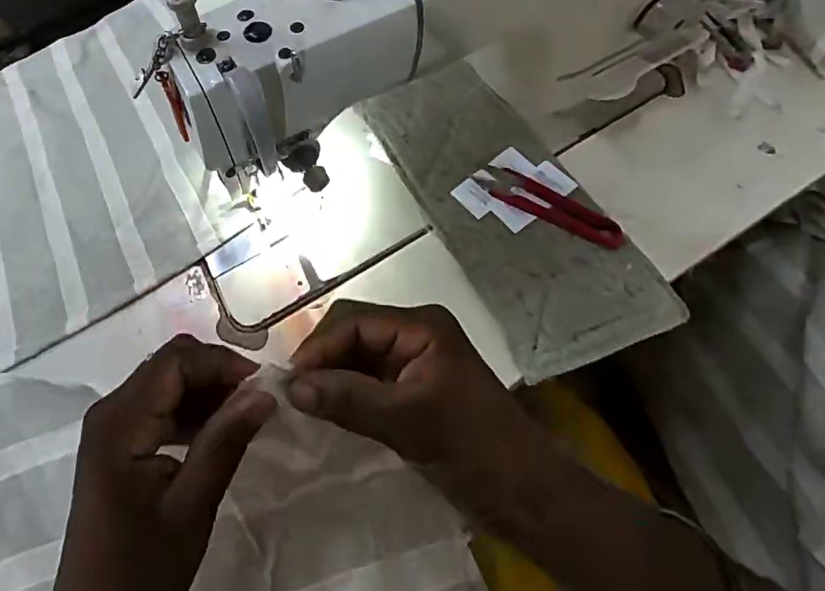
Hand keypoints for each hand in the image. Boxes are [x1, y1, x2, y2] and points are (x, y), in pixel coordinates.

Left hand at [54, 334, 276, 590]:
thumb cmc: (142, 565)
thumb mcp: (190, 507)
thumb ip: (224, 443)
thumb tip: (263, 393)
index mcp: (120, 419)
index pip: (172, 363)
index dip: (218, 361)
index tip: (262, 380)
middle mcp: (110, 409)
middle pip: (166, 367)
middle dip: (213, 371)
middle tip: (258, 394)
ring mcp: (111, 424)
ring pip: (164, 384)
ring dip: (204, 390)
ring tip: (247, 410)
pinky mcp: (118, 441)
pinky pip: (157, 408)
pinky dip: (189, 411)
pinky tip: (220, 428)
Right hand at [288, 301, 532, 500]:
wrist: (533, 502)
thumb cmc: (477, 451)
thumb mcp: (409, 423)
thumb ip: (349, 400)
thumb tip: (291, 388)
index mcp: (422, 326)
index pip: (354, 322)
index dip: (319, 347)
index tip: (291, 379)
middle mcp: (415, 333)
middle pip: (353, 333)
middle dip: (322, 358)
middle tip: (293, 390)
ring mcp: (414, 361)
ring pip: (356, 356)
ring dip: (331, 376)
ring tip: (304, 400)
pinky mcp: (412, 388)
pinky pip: (367, 379)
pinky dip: (345, 392)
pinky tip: (327, 408)